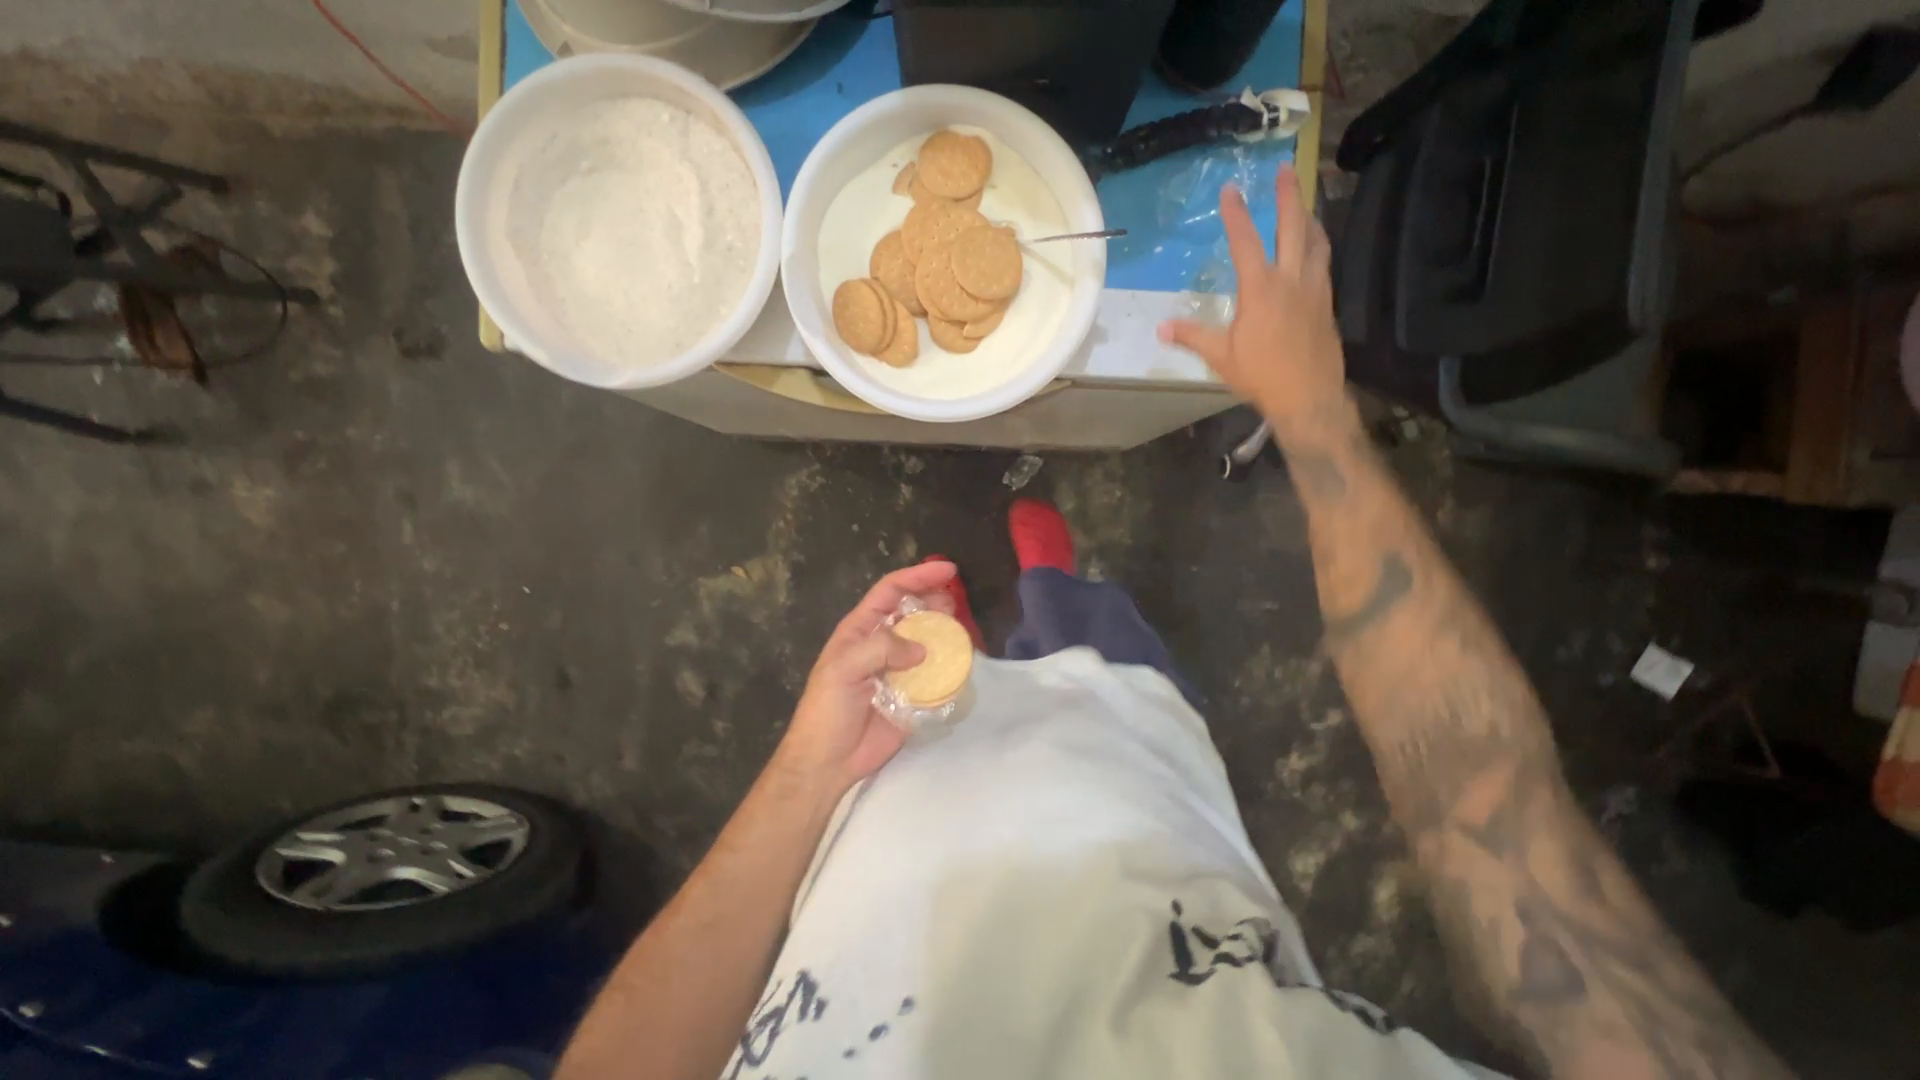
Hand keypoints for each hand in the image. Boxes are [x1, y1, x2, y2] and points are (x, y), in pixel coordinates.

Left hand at [775, 561, 958, 793]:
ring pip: (927, 641)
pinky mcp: (912, 696)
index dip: (917, 576)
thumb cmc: (827, 711)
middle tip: (955, 604)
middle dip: (935, 601)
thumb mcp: (843, 670)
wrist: (828, 761)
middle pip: (913, 612)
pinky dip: (950, 667)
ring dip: (945, 633)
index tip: (948, 570)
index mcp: (859, 631)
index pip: (890, 591)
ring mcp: (897, 671)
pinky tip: (962, 664)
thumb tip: (922, 648)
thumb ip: (880, 649)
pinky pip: (935, 675)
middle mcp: (880, 645)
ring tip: (960, 631)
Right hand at [1158, 166, 1349, 436]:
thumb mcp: (1221, 356)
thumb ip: (1192, 336)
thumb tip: (1161, 328)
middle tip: (1285, 169)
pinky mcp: (1327, 303)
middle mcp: (1291, 280)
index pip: (1246, 242)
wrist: (1309, 397)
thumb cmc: (1262, 375)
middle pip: (1292, 227)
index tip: (1231, 188)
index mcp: (1261, 289)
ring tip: (1304, 202)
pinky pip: (1324, 263)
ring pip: (1316, 241)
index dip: (1236, 214)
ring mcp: (1314, 289)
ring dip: (1309, 216)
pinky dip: (1319, 245)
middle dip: (1287, 195)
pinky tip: (1315, 247)